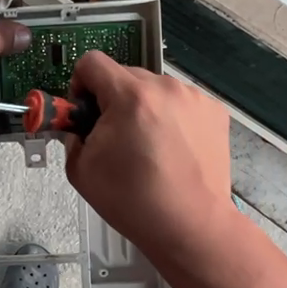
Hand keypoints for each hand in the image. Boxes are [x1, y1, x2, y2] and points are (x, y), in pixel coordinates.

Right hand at [64, 52, 235, 249]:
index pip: (92, 62)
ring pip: (154, 89)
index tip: (84, 109)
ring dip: (143, 108)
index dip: (80, 84)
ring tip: (146, 147)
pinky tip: (170, 149)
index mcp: (130, 96)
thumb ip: (72, 136)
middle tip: (113, 136)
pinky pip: (180, 103)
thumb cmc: (134, 201)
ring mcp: (193, 98)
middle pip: (125, 75)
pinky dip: (170, 118)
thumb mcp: (81, 170)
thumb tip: (78, 126)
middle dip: (113, 100)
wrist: (190, 225)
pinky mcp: (213, 112)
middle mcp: (165, 88)